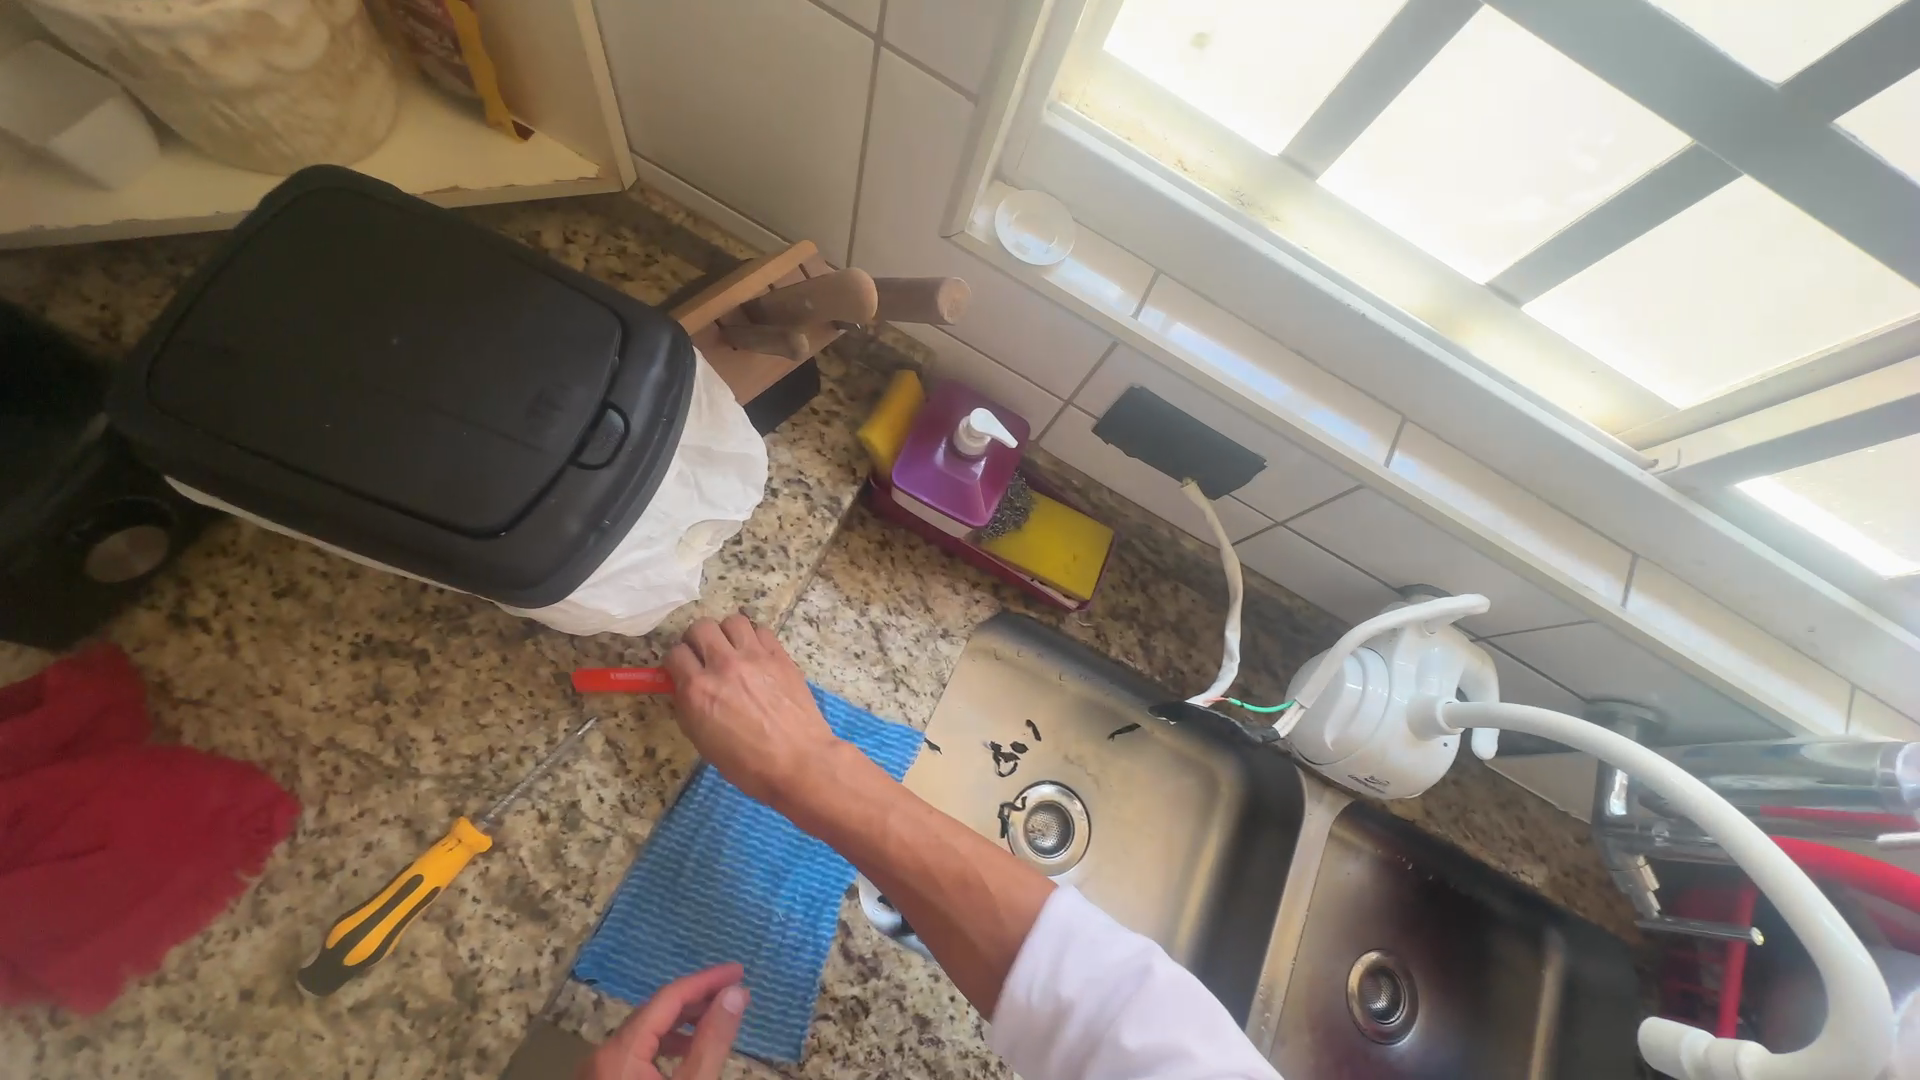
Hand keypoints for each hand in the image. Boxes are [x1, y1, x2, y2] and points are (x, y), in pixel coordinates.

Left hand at [578, 964, 749, 1079]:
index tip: (740, 972)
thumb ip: (711, 1040)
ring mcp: (599, 1071)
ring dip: (684, 1021)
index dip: (707, 980)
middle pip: (657, 1011)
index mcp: (619, 1050)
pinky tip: (689, 1051)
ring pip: (648, 1031)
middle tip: (735, 993)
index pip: (669, 997)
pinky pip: (639, 1051)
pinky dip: (667, 1044)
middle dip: (698, 998)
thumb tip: (736, 992)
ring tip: (718, 1019)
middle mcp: (602, 1053)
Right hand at [664, 615, 838, 804]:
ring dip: (727, 633)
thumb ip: (689, 706)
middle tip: (705, 655)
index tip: (682, 670)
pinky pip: (762, 631)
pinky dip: (755, 638)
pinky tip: (757, 656)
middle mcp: (724, 665)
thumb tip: (685, 685)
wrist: (798, 761)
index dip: (677, 662)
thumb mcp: (703, 740)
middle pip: (701, 627)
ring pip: (733, 621)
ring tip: (733, 651)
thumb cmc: (747, 764)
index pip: (675, 654)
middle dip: (697, 639)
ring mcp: (755, 657)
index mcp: (698, 690)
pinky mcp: (781, 656)